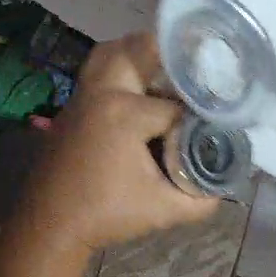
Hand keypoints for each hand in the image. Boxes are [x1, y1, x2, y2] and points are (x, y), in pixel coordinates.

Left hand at [19, 33, 217, 250]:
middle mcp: (102, 93)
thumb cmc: (107, 215)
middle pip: (140, 50)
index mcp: (126, 114)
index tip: (209, 135)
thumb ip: (203, 197)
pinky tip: (142, 91)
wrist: (50, 226)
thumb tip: (225, 185)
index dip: (197, 121)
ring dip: (140, 55)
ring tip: (168, 71)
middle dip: (172, 57)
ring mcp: (82, 96)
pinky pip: (98, 71)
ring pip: (112, 52)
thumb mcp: (165, 210)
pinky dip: (121, 69)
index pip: (176, 107)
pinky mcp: (72, 106)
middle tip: (196, 69)